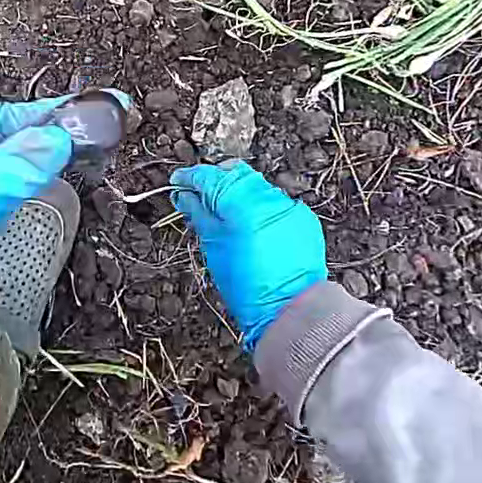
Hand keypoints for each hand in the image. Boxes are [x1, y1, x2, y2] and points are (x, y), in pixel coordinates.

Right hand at [171, 160, 325, 350]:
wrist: (289, 309)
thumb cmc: (247, 285)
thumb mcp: (214, 247)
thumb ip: (199, 214)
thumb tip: (184, 195)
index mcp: (242, 203)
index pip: (211, 176)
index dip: (191, 178)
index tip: (179, 181)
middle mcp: (268, 197)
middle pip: (235, 173)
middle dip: (215, 180)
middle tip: (198, 197)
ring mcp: (287, 206)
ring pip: (255, 186)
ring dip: (237, 194)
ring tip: (224, 216)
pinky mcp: (302, 218)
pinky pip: (273, 202)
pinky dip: (258, 208)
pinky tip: (249, 227)